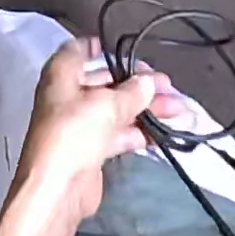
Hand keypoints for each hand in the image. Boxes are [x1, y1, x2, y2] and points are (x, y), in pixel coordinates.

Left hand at [14, 39, 182, 224]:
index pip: (80, 49)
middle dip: (136, 82)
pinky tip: (163, 132)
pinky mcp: (90, 148)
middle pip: (105, 80)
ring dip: (144, 107)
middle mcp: (68, 93)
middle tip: (167, 84)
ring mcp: (79, 122)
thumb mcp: (106, 105)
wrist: (56, 189)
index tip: (129, 49)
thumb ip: (131, 92)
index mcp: (62, 73)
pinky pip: (117, 132)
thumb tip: (149, 81)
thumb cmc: (74, 132)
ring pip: (115, 108)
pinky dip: (138, 131)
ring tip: (177, 107)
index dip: (102, 46)